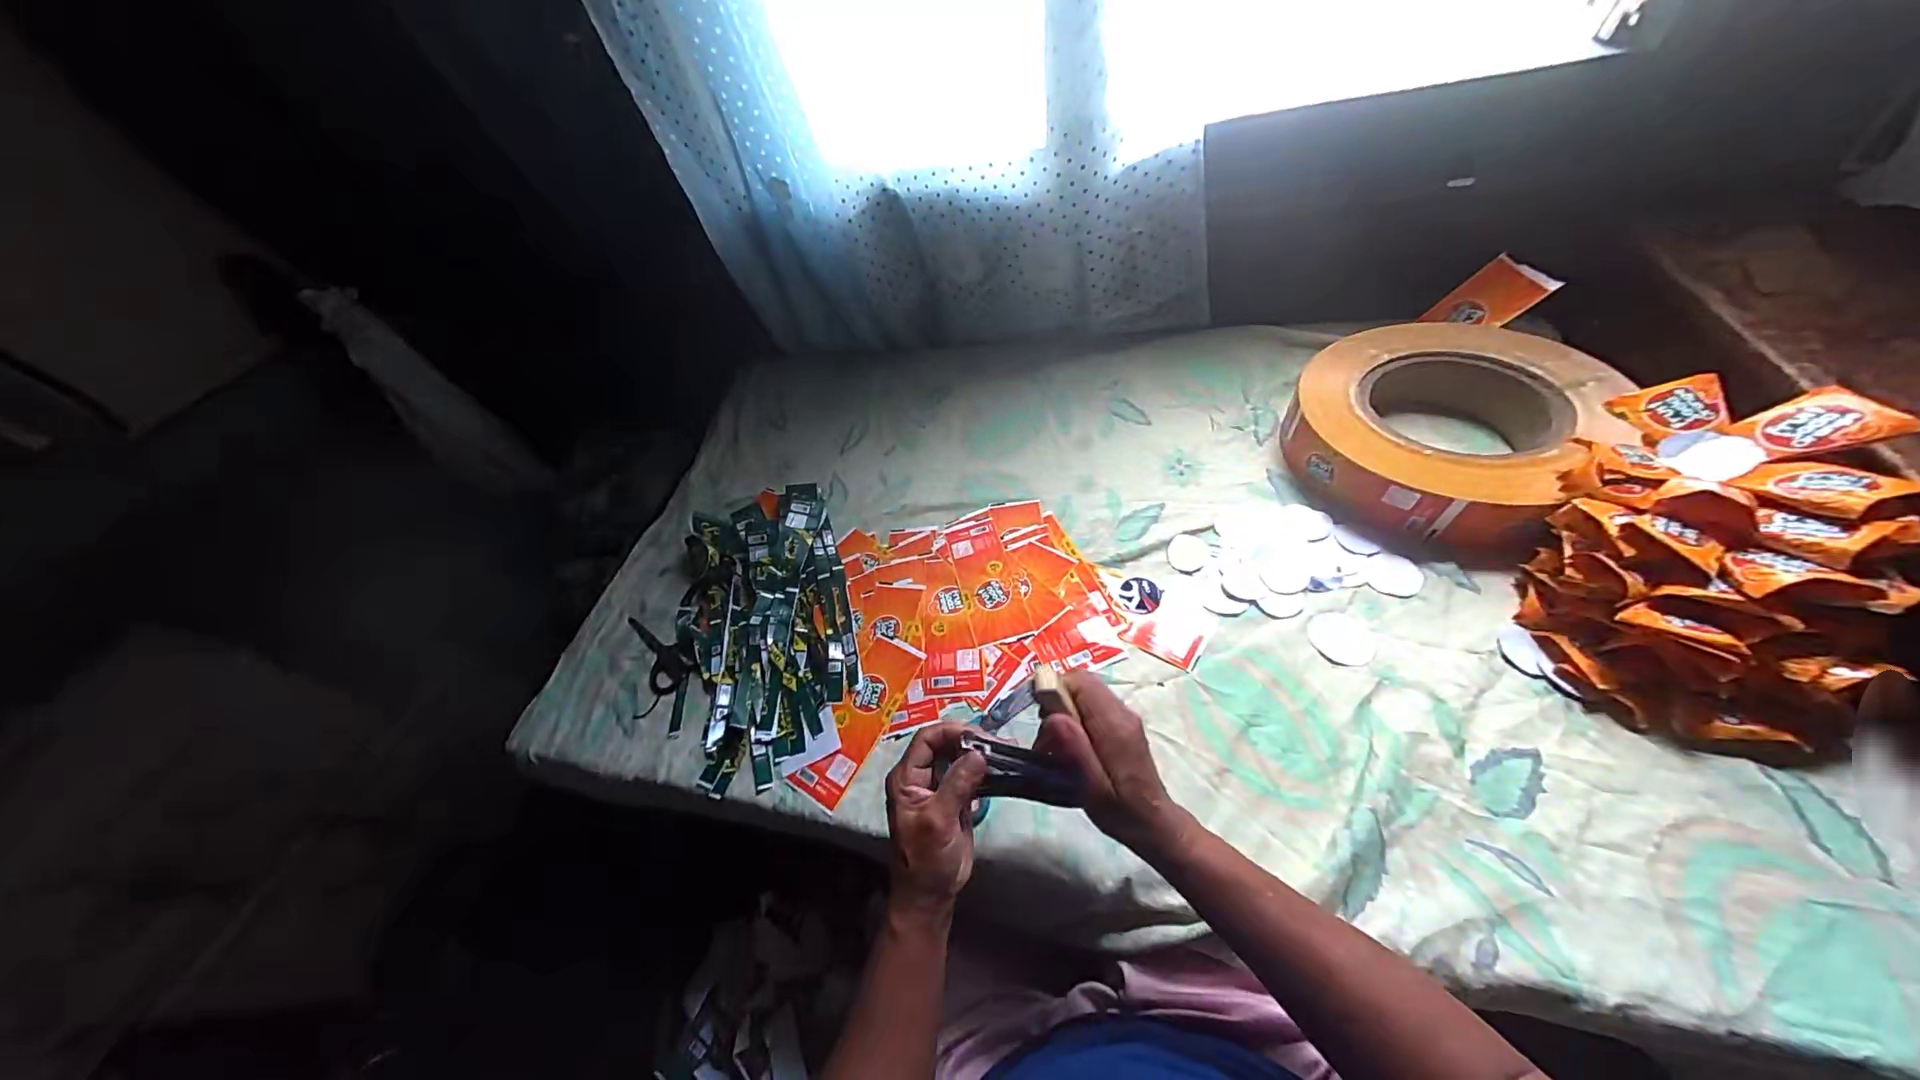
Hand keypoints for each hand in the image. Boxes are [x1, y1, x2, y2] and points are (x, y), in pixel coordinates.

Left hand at [884, 722, 986, 914]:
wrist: (931, 894)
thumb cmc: (925, 860)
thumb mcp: (938, 821)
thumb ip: (957, 785)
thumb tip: (978, 753)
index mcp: (906, 777)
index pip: (927, 739)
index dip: (952, 732)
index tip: (979, 735)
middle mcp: (920, 776)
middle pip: (944, 744)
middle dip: (970, 739)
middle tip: (998, 743)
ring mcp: (938, 786)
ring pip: (958, 757)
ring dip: (980, 752)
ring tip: (1005, 751)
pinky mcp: (955, 798)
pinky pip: (969, 774)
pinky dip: (984, 769)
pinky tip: (1001, 768)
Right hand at [1034, 671, 1182, 853]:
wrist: (1152, 822)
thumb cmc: (1120, 810)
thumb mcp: (1092, 786)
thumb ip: (1075, 750)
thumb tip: (1054, 718)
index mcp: (1114, 724)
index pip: (1080, 681)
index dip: (1054, 690)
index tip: (1039, 716)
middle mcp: (1122, 713)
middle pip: (1082, 684)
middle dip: (1056, 702)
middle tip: (1046, 737)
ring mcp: (1124, 717)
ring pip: (1085, 694)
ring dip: (1064, 712)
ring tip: (1056, 748)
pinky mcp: (1122, 725)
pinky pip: (1092, 707)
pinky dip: (1075, 719)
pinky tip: (1072, 748)